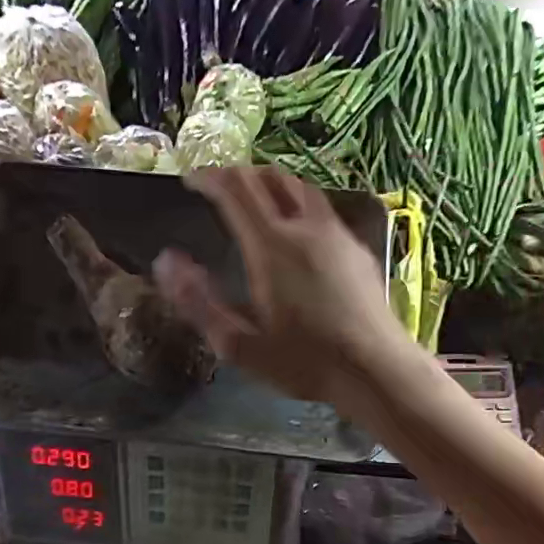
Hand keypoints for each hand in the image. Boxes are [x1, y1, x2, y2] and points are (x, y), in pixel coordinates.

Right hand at [155, 167, 410, 403]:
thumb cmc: (305, 362)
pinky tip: (298, 232)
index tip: (191, 180)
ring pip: (301, 188)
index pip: (235, 188)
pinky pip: (322, 210)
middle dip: (239, 175)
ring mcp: (337, 235)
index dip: (209, 176)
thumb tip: (167, 262)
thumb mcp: (240, 345)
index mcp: (271, 245)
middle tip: (219, 188)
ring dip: (272, 184)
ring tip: (256, 200)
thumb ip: (199, 302)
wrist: (376, 369)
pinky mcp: (357, 249)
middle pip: (269, 178)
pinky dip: (298, 205)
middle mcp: (305, 227)